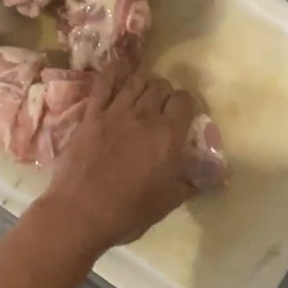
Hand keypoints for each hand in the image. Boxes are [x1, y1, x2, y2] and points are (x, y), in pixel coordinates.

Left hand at [41, 71, 198, 250]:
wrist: (81, 212)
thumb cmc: (129, 212)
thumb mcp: (168, 202)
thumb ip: (189, 184)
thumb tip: (206, 178)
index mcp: (168, 135)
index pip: (184, 100)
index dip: (185, 105)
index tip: (182, 116)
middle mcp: (144, 116)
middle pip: (160, 86)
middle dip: (165, 94)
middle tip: (161, 109)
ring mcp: (115, 112)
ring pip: (135, 81)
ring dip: (143, 84)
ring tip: (141, 96)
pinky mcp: (91, 114)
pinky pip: (104, 84)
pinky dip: (114, 75)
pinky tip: (118, 75)